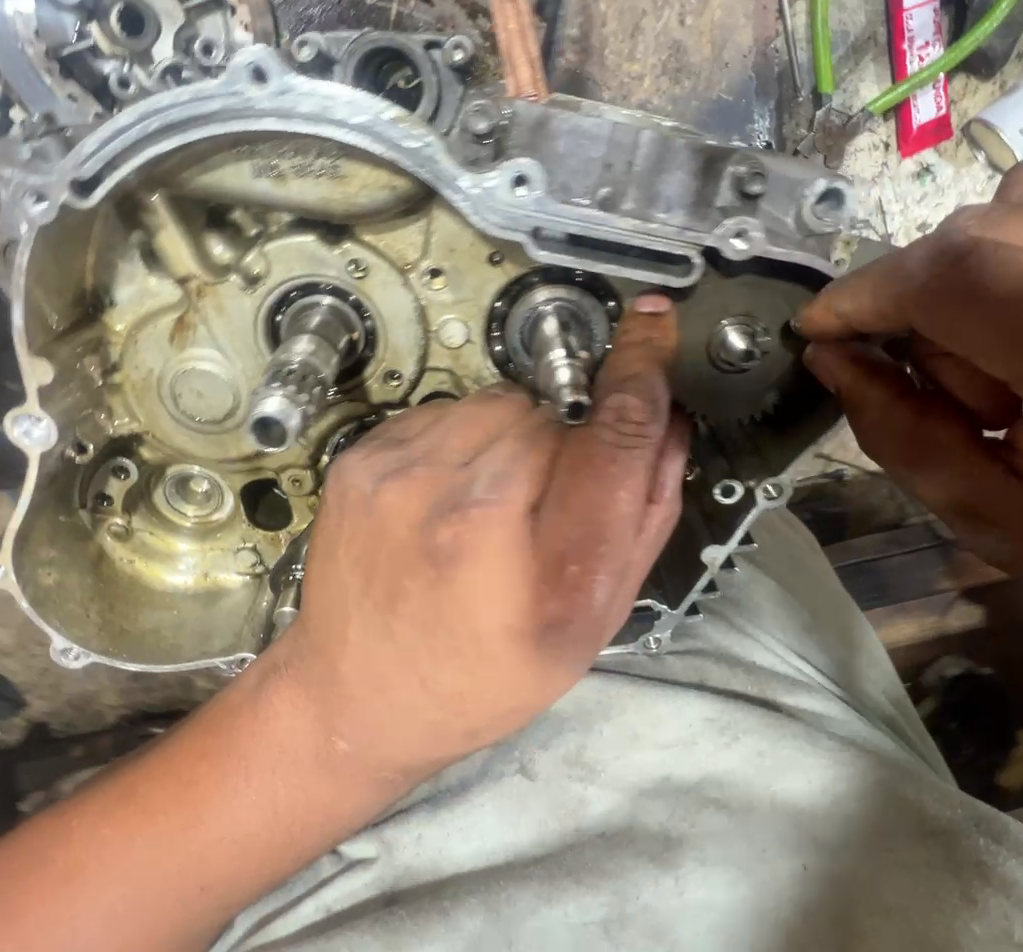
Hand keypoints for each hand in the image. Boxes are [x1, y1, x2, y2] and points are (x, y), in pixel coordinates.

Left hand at [265, 295, 690, 782]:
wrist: (357, 695)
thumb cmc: (485, 674)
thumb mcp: (592, 624)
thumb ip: (642, 517)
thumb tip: (665, 425)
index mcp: (540, 567)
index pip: (610, 436)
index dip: (641, 374)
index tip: (653, 328)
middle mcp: (464, 510)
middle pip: (552, 413)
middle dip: (566, 443)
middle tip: (545, 504)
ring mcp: (401, 478)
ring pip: (499, 403)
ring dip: (515, 437)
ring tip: (495, 503)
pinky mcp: (362, 460)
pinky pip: (446, 411)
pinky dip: (465, 440)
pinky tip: (450, 496)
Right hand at [796, 157, 1022, 918]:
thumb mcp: (1007, 524)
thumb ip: (900, 430)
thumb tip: (831, 356)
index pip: (956, 270)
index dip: (866, 295)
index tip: (818, 331)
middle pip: (989, 223)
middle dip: (925, 294)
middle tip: (944, 382)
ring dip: (985, 264)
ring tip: (1021, 352)